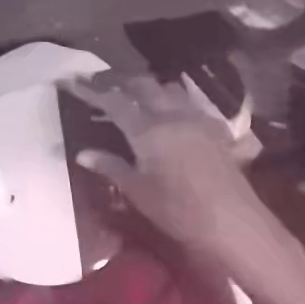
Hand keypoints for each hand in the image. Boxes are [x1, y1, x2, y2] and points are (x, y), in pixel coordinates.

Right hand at [65, 74, 304, 303]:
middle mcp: (171, 115)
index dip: (90, 90)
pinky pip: (189, 104)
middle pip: (142, 85)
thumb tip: (82, 153)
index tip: (70, 80)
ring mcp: (196, 119)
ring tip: (134, 95)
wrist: (234, 223)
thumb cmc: (178, 210)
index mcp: (147, 128)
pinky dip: (172, 101)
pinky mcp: (214, 129)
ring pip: (168, 89)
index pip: (112, 101)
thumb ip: (110, 166)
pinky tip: (169, 116)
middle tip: (100, 84)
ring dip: (149, 87)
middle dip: (119, 81)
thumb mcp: (137, 190)